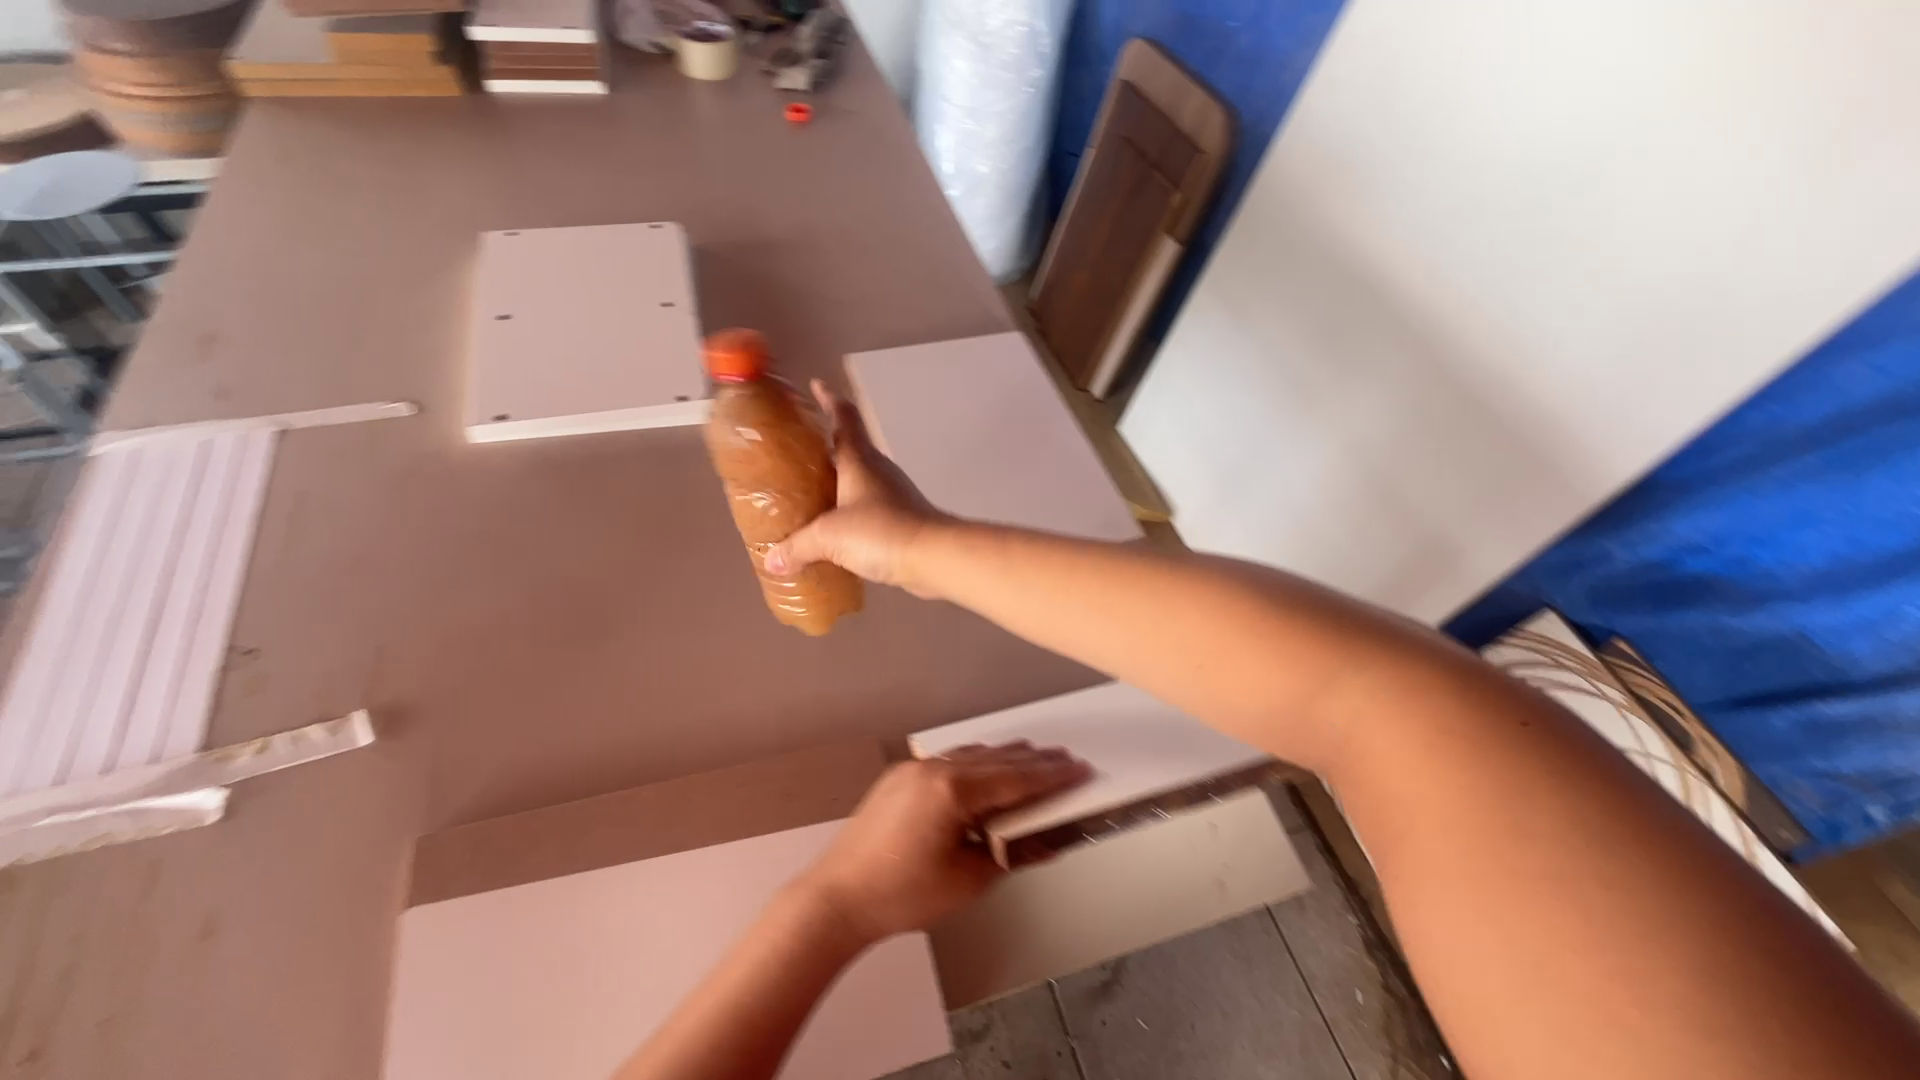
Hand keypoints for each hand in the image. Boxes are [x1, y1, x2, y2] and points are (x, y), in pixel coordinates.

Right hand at [763, 380, 950, 596]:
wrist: (934, 556)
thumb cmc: (880, 531)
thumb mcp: (829, 537)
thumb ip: (797, 546)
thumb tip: (772, 561)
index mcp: (859, 460)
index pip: (844, 417)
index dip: (829, 399)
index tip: (816, 385)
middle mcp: (878, 470)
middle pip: (851, 448)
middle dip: (827, 446)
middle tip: (799, 453)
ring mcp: (894, 494)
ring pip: (861, 480)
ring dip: (839, 483)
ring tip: (812, 495)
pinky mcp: (903, 519)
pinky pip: (870, 509)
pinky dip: (852, 514)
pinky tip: (838, 533)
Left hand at [797, 742, 1091, 943]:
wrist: (839, 898)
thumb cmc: (899, 895)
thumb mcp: (970, 880)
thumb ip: (1011, 854)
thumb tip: (1042, 844)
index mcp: (952, 791)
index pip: (1016, 780)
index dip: (1053, 777)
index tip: (1078, 770)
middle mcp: (932, 770)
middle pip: (996, 760)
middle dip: (1034, 762)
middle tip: (1065, 760)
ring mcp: (912, 771)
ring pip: (970, 755)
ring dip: (1004, 758)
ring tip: (1034, 758)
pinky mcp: (898, 779)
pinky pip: (947, 761)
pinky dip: (974, 762)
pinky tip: (986, 767)